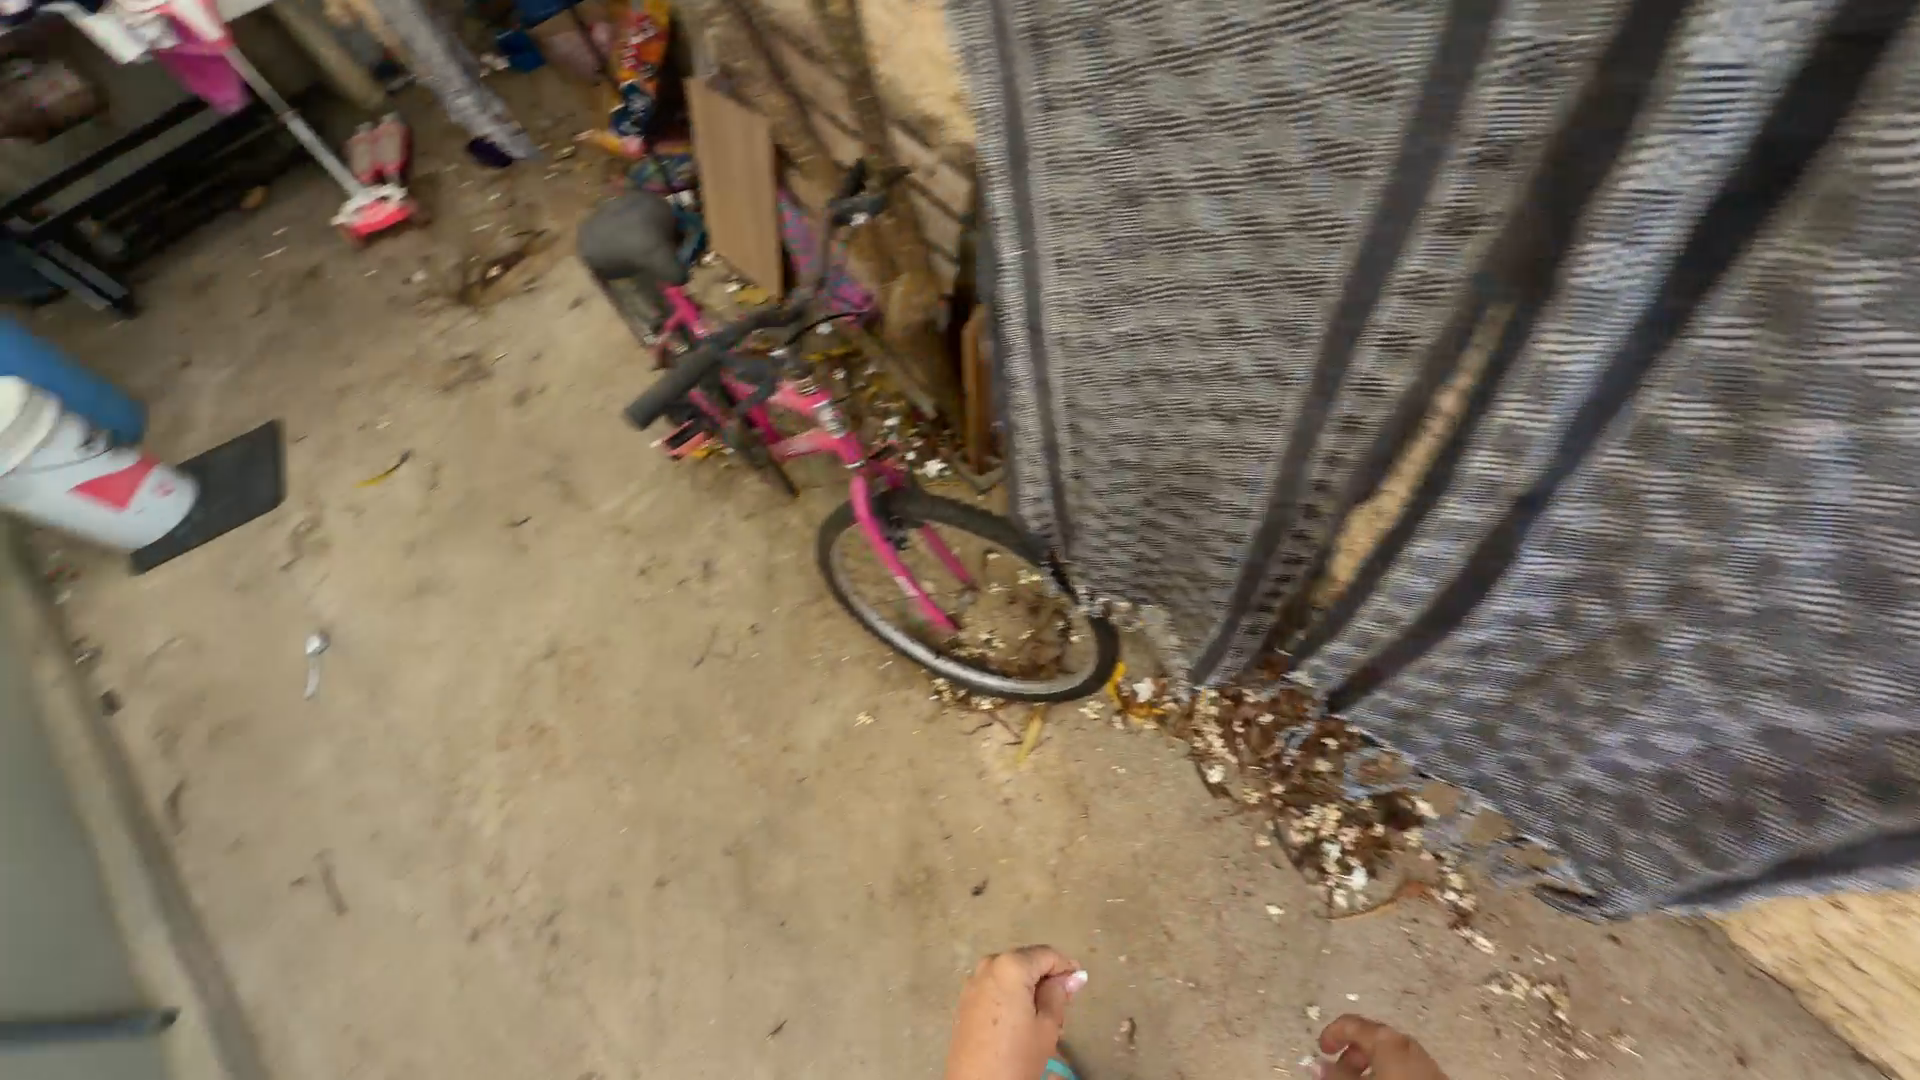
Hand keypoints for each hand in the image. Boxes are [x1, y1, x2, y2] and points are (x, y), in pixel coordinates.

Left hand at [944, 946, 1085, 1079]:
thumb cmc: (1016, 1057)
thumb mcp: (1047, 1027)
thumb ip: (1059, 995)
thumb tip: (1073, 976)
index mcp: (1010, 966)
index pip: (1046, 954)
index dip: (1066, 966)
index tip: (1079, 982)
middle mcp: (989, 964)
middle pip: (1026, 961)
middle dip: (1046, 977)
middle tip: (1063, 1004)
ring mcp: (974, 980)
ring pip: (1010, 973)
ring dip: (1029, 986)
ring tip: (1043, 1015)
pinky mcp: (966, 998)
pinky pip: (996, 985)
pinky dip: (1011, 993)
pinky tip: (1020, 1017)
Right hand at [1317, 1015, 1448, 1079]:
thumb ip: (1336, 1074)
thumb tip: (1313, 1064)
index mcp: (1383, 1036)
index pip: (1349, 1023)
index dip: (1331, 1034)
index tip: (1321, 1051)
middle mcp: (1402, 1039)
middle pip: (1368, 1038)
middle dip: (1350, 1055)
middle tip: (1338, 1073)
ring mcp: (1421, 1056)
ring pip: (1386, 1053)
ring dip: (1368, 1065)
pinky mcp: (1434, 1073)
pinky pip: (1402, 1065)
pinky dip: (1387, 1071)